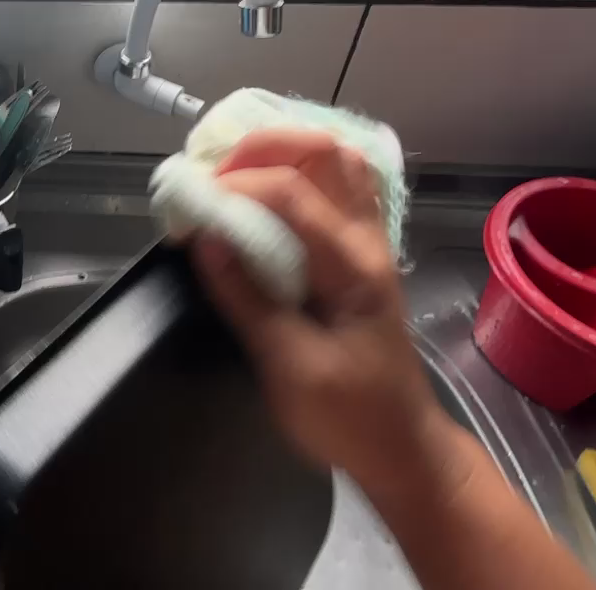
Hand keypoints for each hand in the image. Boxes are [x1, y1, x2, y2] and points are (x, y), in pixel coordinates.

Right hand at [189, 129, 460, 496]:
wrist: (403, 447)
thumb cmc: (348, 414)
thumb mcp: (289, 367)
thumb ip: (246, 299)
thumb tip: (204, 239)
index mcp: (352, 266)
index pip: (292, 191)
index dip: (236, 184)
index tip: (193, 205)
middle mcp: (366, 239)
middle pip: (327, 151)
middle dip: (262, 147)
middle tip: (216, 174)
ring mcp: (368, 240)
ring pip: (337, 160)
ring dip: (282, 152)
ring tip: (236, 173)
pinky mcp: (358, 249)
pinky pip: (335, 184)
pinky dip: (296, 170)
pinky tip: (264, 190)